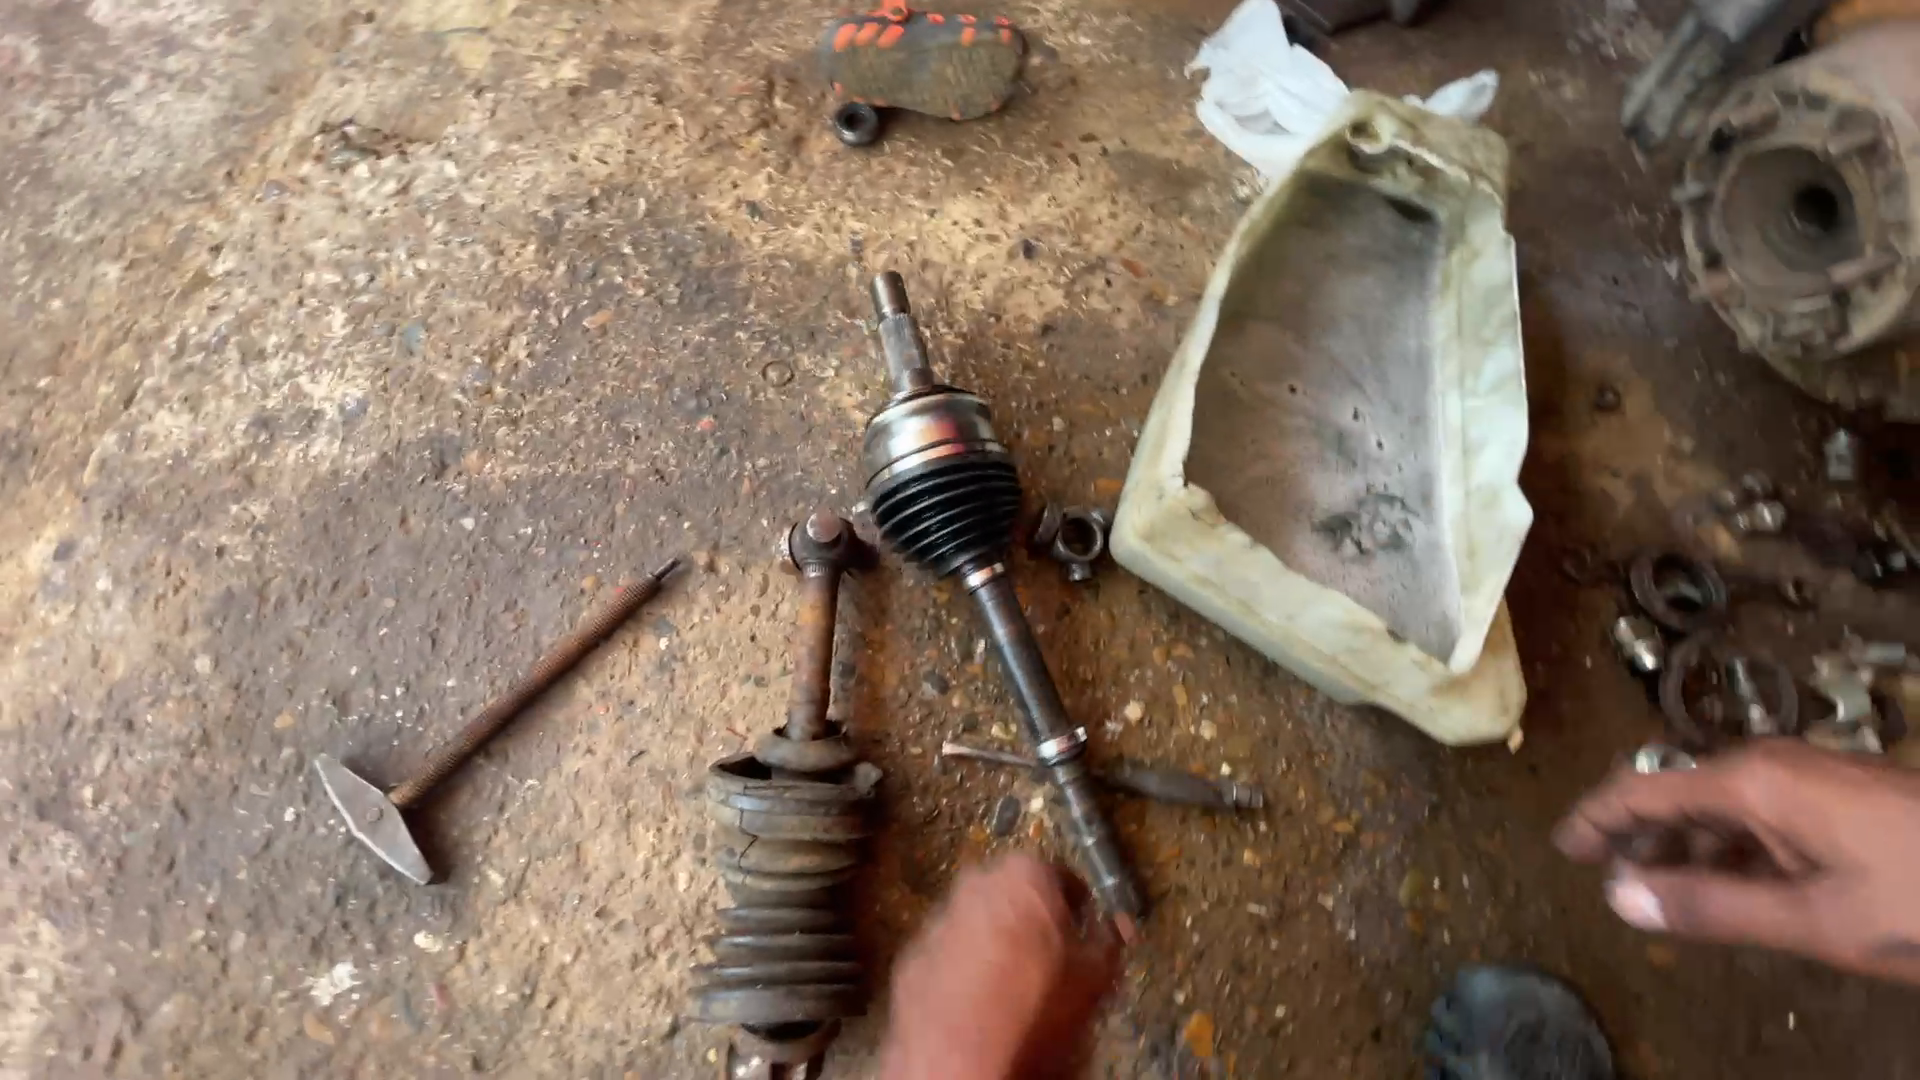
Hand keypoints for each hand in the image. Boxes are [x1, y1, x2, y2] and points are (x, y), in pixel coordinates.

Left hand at [878, 854, 1123, 1078]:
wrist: (958, 1059)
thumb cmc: (1032, 1012)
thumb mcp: (1094, 978)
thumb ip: (1110, 940)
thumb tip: (1118, 927)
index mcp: (1026, 875)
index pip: (1062, 875)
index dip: (1077, 906)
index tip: (1084, 929)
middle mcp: (978, 882)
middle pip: (1014, 892)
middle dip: (1032, 919)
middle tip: (1051, 959)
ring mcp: (940, 915)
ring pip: (977, 920)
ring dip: (994, 941)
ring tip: (1014, 987)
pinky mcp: (914, 952)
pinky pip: (948, 951)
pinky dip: (962, 967)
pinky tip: (978, 1002)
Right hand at [1555, 740, 1919, 981]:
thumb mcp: (1823, 920)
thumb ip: (1711, 907)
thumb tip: (1616, 899)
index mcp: (1749, 782)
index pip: (1639, 791)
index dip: (1594, 819)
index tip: (1562, 848)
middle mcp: (1769, 765)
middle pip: (1677, 794)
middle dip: (1638, 835)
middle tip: (1612, 876)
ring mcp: (1811, 777)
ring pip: (1720, 806)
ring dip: (1686, 845)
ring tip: (1668, 886)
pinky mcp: (1845, 795)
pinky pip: (1763, 814)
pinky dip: (1733, 847)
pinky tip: (1740, 882)